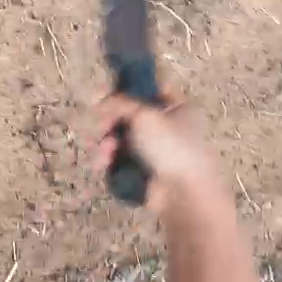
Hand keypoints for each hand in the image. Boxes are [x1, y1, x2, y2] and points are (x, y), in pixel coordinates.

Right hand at [92, 91, 223, 214]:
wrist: (184, 193)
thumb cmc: (170, 147)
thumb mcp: (144, 115)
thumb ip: (119, 102)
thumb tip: (98, 96)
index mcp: (178, 108)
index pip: (150, 89)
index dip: (127, 88)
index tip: (104, 92)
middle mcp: (168, 128)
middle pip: (129, 116)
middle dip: (109, 123)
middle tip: (101, 128)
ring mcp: (155, 152)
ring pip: (121, 139)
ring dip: (106, 143)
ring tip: (103, 153)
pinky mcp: (144, 171)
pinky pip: (119, 160)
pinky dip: (109, 161)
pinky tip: (103, 165)